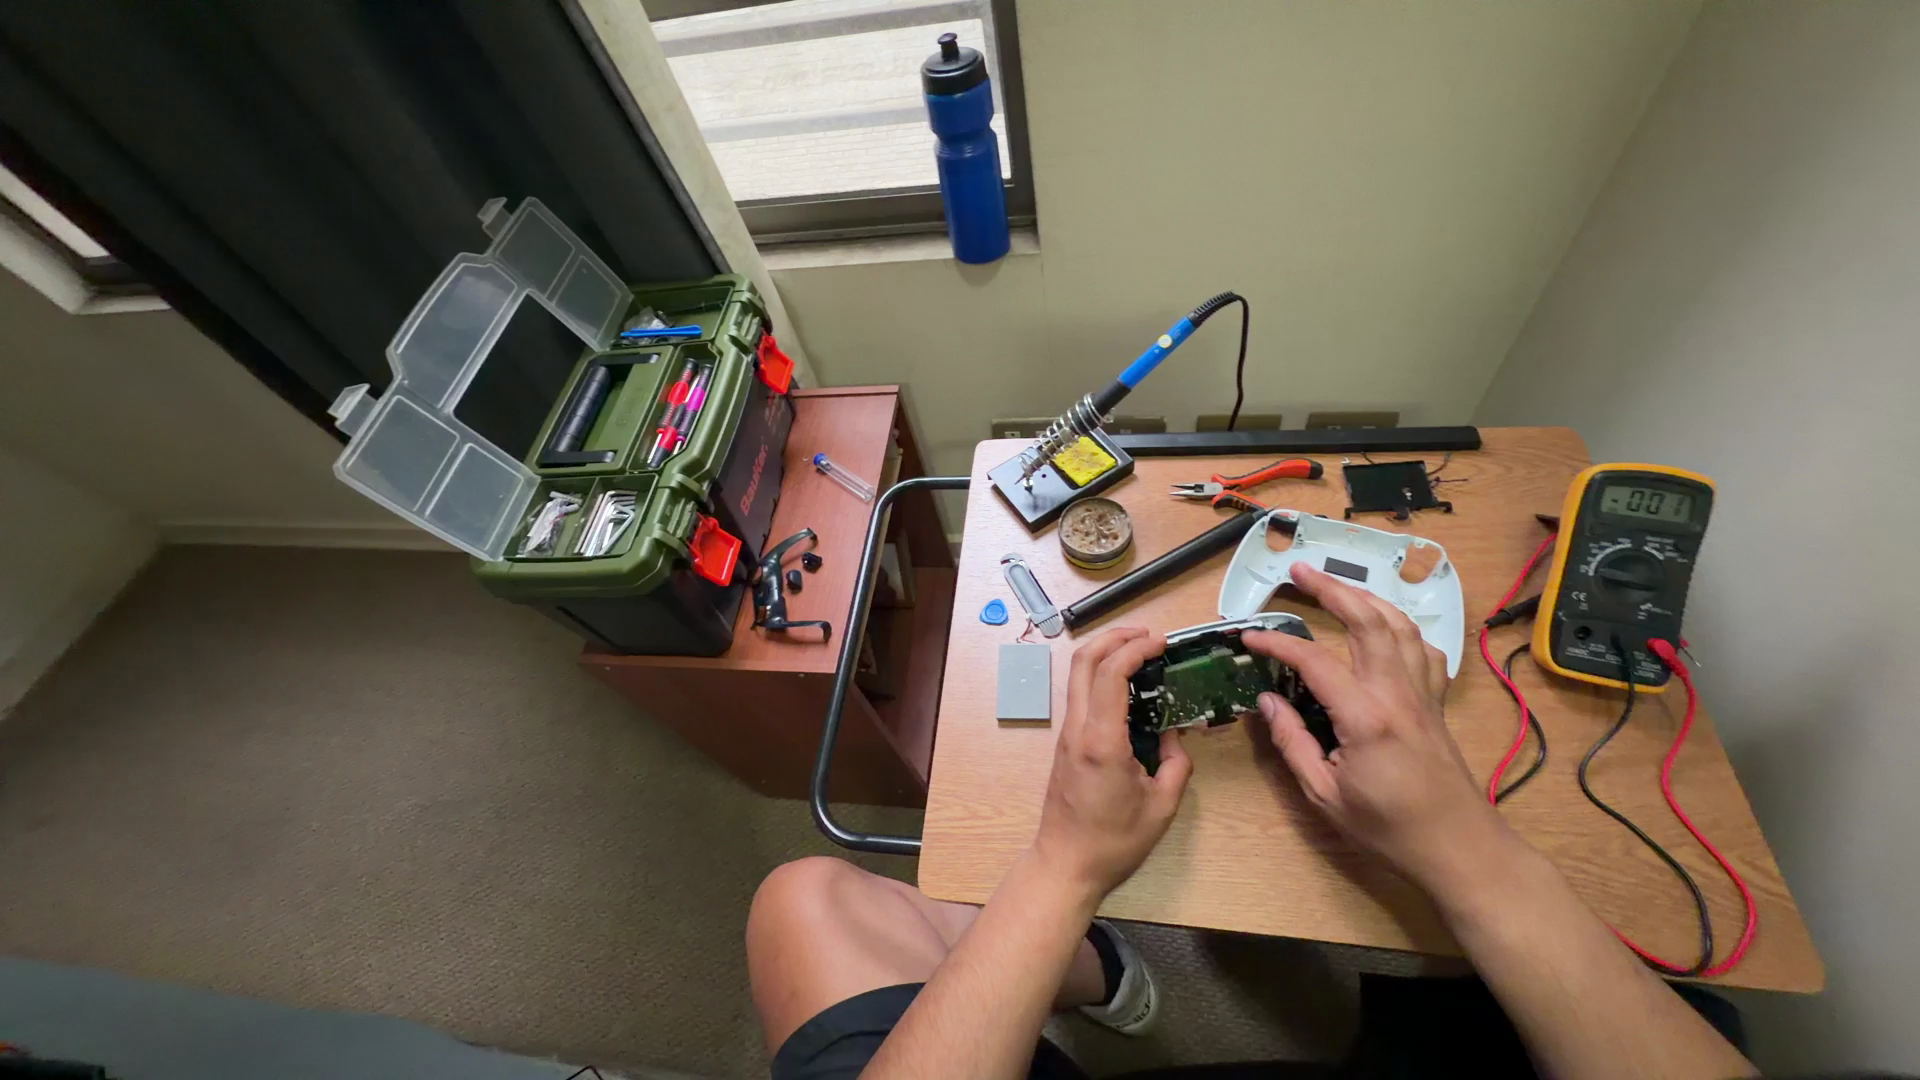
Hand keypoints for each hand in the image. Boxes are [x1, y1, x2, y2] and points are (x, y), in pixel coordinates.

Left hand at [1032, 628, 1191, 900]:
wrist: (1065, 863)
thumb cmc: (1114, 841)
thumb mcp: (1162, 806)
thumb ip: (1176, 763)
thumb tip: (1175, 733)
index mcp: (1101, 740)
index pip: (1111, 673)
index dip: (1135, 648)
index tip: (1161, 642)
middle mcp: (1078, 727)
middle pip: (1083, 660)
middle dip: (1114, 637)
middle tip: (1147, 635)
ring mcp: (1066, 732)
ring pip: (1077, 674)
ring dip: (1104, 652)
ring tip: (1138, 652)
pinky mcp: (1065, 741)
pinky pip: (1080, 694)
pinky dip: (1100, 675)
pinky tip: (1126, 685)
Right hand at [1244, 564, 1506, 888]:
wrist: (1460, 850)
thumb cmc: (1388, 829)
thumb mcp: (1324, 795)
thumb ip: (1292, 742)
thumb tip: (1267, 702)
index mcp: (1366, 717)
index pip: (1314, 660)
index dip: (1276, 644)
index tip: (1248, 637)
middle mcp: (1398, 692)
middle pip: (1368, 620)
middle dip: (1331, 588)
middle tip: (1299, 571)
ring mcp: (1423, 693)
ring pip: (1399, 625)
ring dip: (1367, 597)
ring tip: (1337, 586)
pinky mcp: (1435, 702)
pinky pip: (1423, 649)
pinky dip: (1400, 627)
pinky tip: (1384, 628)